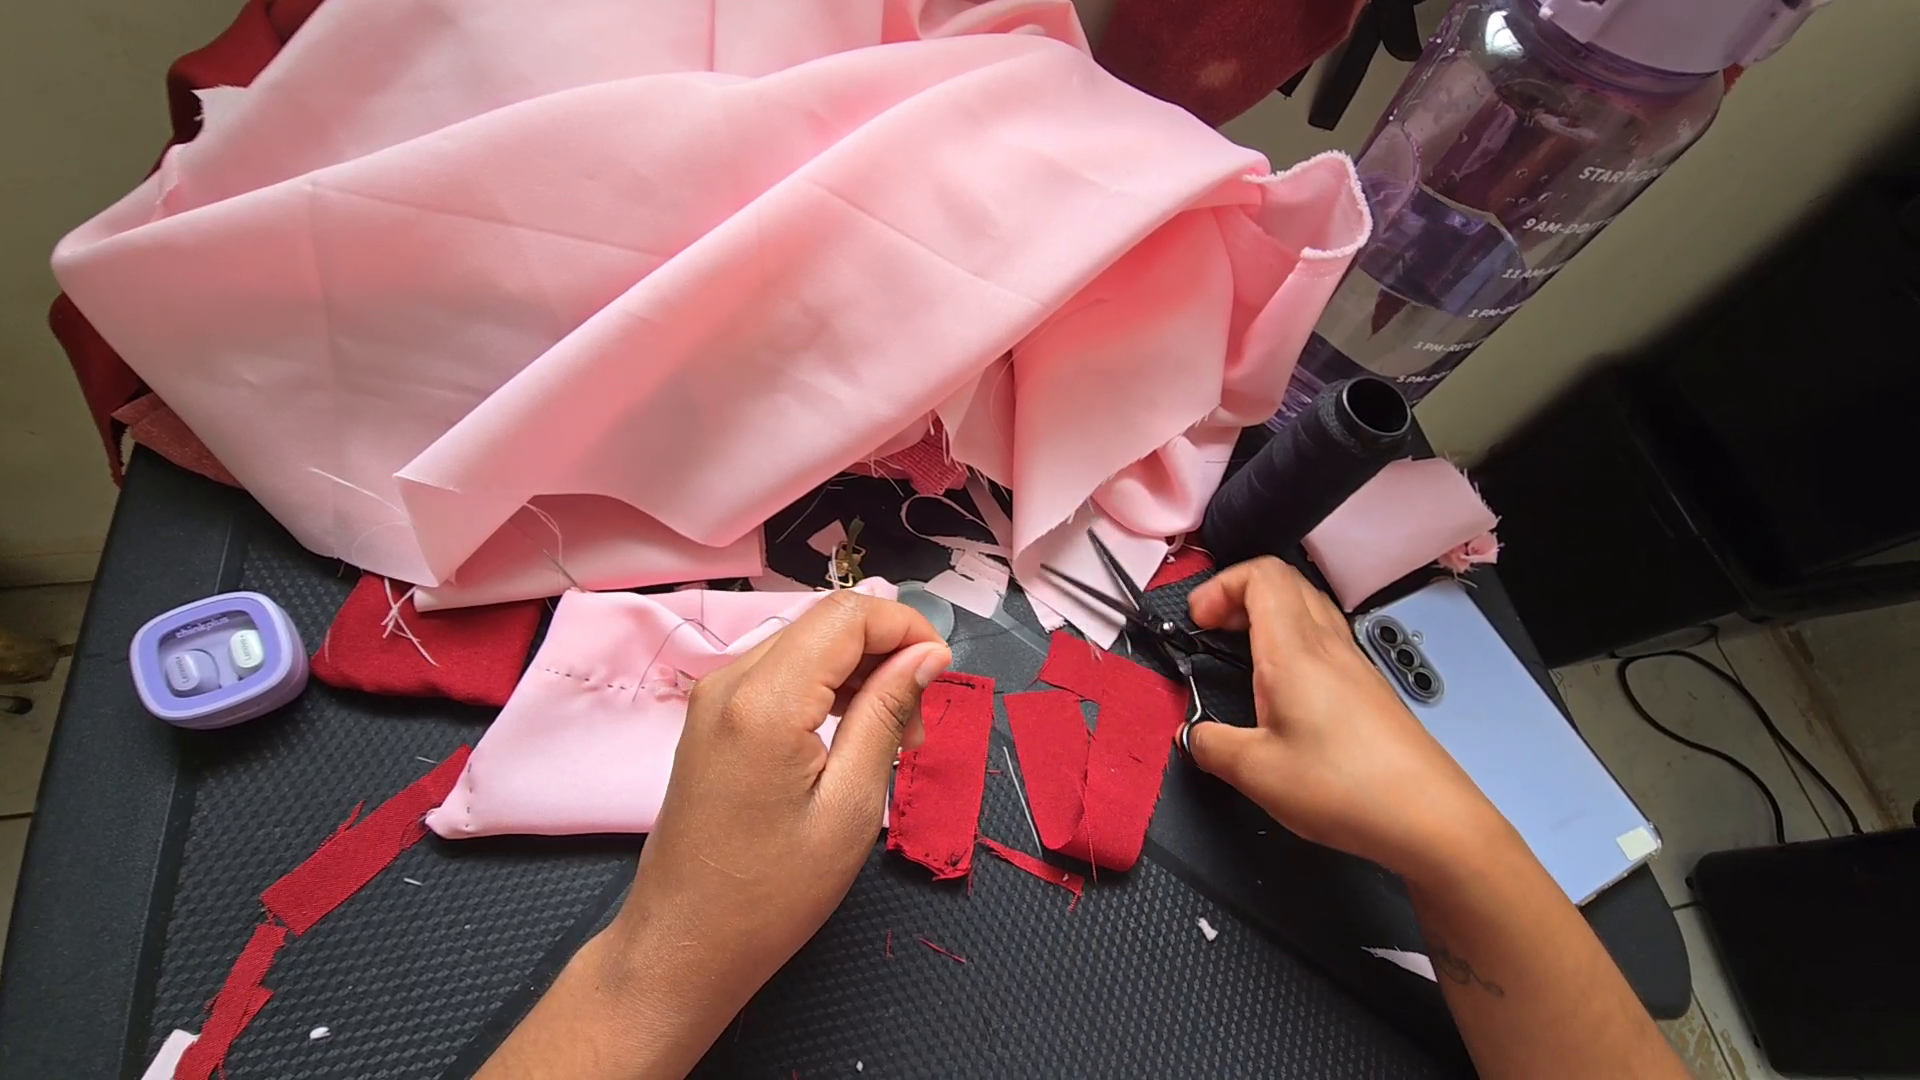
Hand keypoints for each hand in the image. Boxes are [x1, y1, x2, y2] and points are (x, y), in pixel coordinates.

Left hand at [604, 591, 950, 1048]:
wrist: (681, 947)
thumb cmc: (773, 894)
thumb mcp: (850, 805)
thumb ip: (887, 712)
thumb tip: (928, 654)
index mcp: (764, 700)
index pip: (849, 616)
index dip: (906, 628)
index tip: (942, 672)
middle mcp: (731, 679)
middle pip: (828, 623)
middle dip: (887, 652)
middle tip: (915, 723)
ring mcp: (715, 694)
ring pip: (808, 643)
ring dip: (861, 670)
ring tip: (889, 735)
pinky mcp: (714, 714)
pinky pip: (784, 670)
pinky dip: (828, 685)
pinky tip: (849, 730)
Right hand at [1184, 558, 1501, 880]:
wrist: (1432, 821)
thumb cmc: (1348, 788)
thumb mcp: (1256, 772)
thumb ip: (1210, 746)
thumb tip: (1193, 736)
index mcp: (1294, 651)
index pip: (1261, 575)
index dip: (1220, 585)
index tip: (1198, 620)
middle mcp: (1327, 646)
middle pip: (1284, 581)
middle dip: (1237, 594)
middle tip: (1212, 628)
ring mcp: (1353, 663)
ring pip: (1306, 606)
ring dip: (1265, 614)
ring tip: (1239, 650)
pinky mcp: (1367, 687)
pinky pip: (1323, 637)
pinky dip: (1289, 640)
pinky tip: (1278, 686)